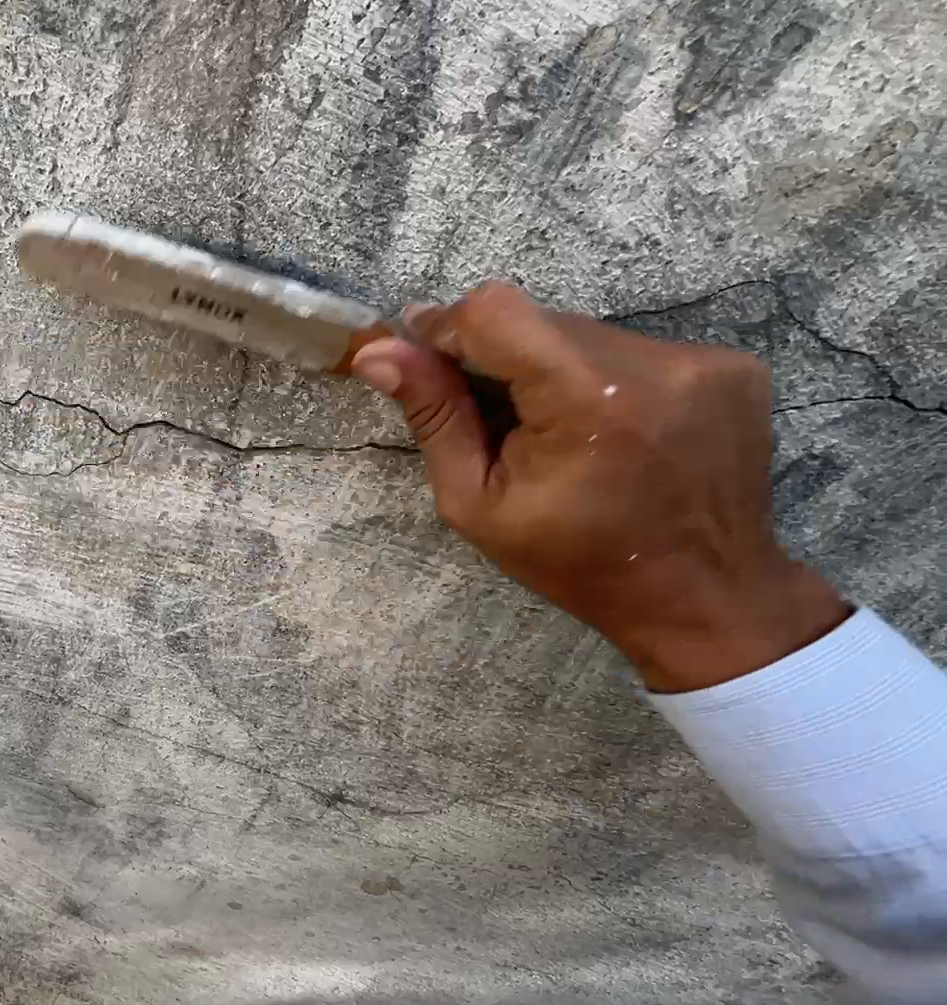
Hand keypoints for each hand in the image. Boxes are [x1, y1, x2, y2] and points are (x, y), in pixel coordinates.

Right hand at [350, 281, 847, 692]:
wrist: (698, 592)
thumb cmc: (569, 559)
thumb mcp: (472, 500)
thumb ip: (431, 416)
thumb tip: (375, 353)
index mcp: (587, 402)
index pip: (496, 312)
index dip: (446, 326)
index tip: (420, 355)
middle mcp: (653, 364)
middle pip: (536, 319)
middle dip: (491, 354)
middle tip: (478, 410)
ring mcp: (700, 359)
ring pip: (580, 330)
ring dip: (540, 363)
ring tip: (540, 426)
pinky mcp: (728, 363)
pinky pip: (626, 346)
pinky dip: (589, 373)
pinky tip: (592, 425)